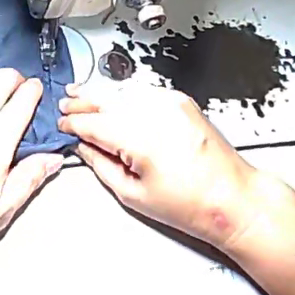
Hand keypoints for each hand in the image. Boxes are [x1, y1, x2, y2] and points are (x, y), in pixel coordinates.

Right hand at [58, 81, 278, 255]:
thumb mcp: (133, 194)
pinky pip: (143, 91)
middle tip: (65, 103)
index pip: (93, 122)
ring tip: (82, 95)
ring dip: (101, 94)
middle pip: (106, 99)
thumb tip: (84, 147)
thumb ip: (101, 165)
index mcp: (140, 137)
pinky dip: (125, 94)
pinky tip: (114, 99)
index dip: (72, 123)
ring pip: (123, 90)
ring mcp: (170, 102)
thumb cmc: (192, 205)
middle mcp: (155, 113)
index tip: (62, 125)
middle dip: (82, 101)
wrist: (233, 198)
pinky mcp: (180, 100)